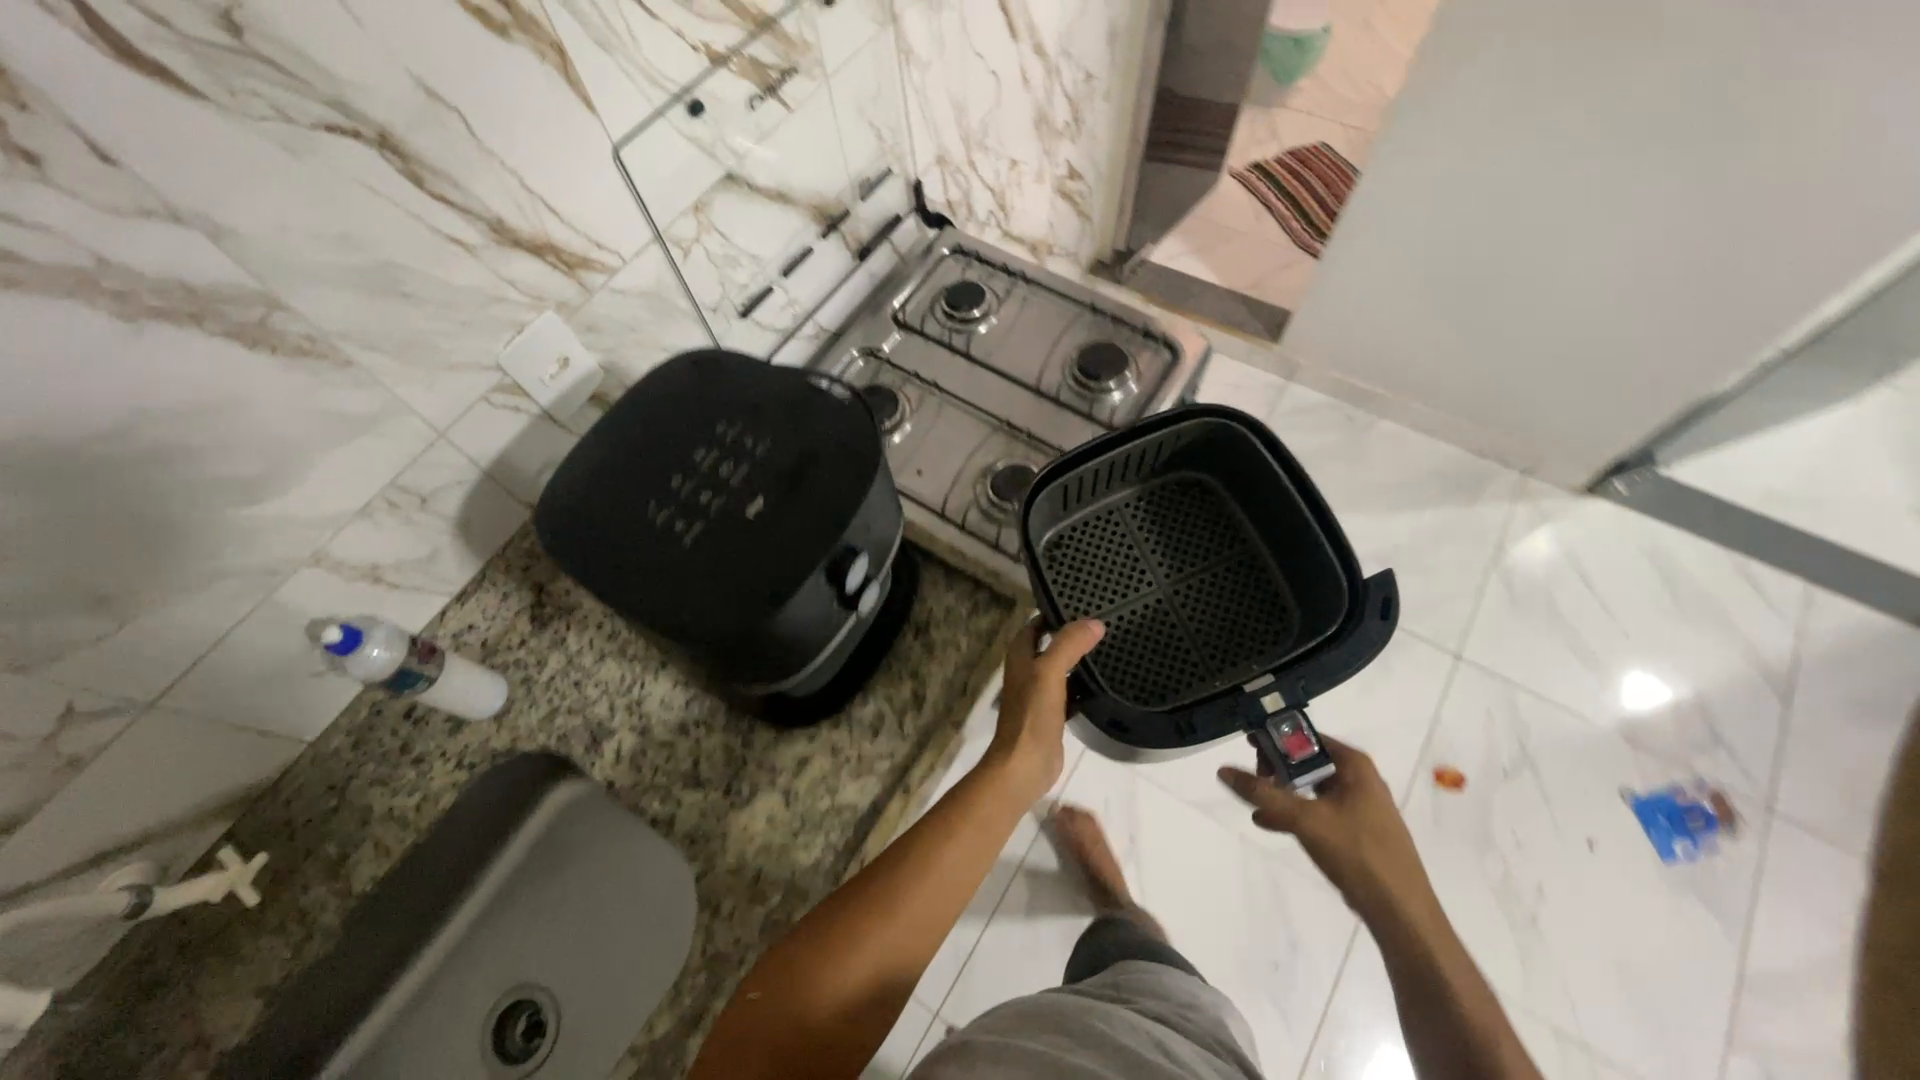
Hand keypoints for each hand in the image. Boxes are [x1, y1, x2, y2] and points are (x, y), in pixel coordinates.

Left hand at [982, 618, 1104, 803]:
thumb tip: (1094, 623)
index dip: (1055, 614)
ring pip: (1062, 669)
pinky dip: (1084, 686)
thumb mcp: (1049, 671)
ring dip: (1079, 660)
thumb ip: (1069, 644)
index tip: (1083, 605)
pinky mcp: (1052, 715)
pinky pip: (1070, 693)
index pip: (1036, 625)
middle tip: (1103, 625)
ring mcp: (1039, 694)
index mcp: (1020, 656)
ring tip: (1109, 647)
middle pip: (1050, 645)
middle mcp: (1027, 671)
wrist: (1025, 764)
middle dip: (1071, 635)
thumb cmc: (1032, 714)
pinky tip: (1105, 683)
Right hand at [1217, 735, 1436, 922]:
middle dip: (1276, 767)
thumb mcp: (1303, 819)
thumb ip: (1262, 793)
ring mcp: (1358, 806)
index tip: (1248, 746)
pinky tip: (1268, 823)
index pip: (1306, 736)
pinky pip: (1317, 811)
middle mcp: (1358, 779)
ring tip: (1254, 802)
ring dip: (1281, 792)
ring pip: (1310, 788)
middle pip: (1307, 760)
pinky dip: (1293, 813)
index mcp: (1353, 765)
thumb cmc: (1356, 852)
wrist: (1399, 909)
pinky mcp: (1354, 831)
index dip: (1275, 737)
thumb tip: (1223, 770)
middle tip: (1253, 780)